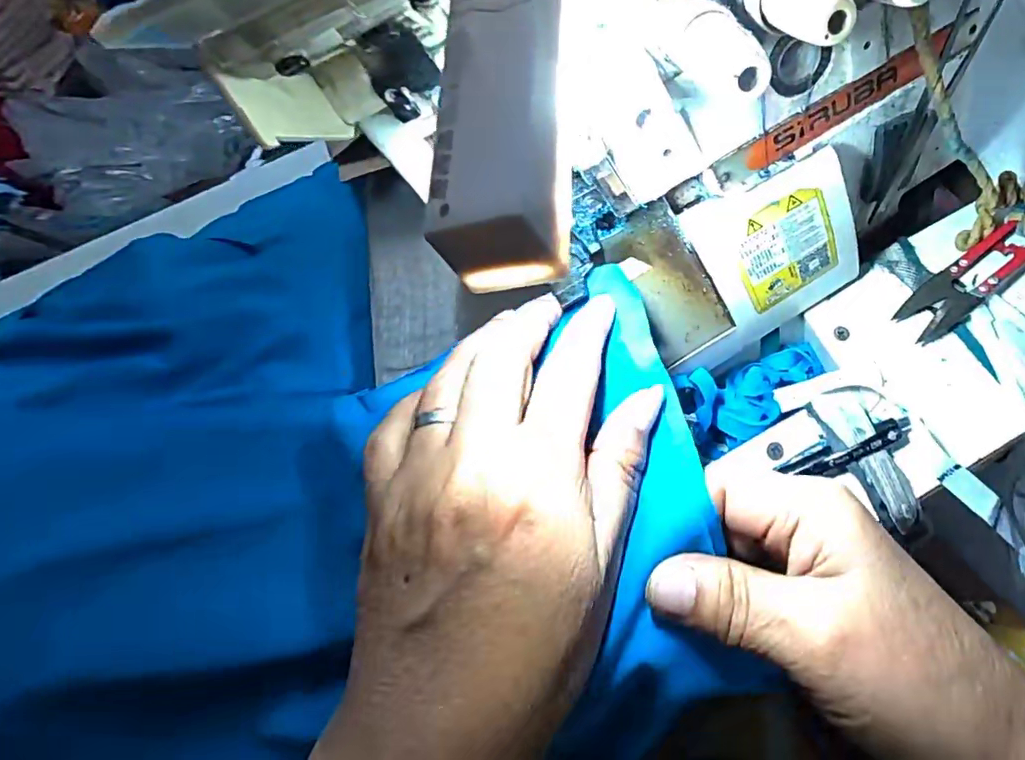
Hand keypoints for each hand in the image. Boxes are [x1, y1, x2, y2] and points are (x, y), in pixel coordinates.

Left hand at [316, 294, 664, 759]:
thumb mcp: (601, 566)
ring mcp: (416, 472)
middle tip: (552, 308)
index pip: (568, 374)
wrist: (433, 722)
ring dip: (482, 340)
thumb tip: (645, 400)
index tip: (602, 306)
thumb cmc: (537, 652)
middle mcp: (472, 458)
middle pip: (501, 356)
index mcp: (537, 478)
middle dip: (531, 319)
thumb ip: (620, 470)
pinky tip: (446, 387)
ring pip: (448, 373)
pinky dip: (427, 387)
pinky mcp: (379, 492)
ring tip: (508, 329)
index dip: (589, 330)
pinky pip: (397, 416)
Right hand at [645, 472, 1024, 759]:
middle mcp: (803, 522)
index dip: (673, 516)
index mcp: (809, 506)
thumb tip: (654, 577)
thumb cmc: (911, 678)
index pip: (720, 488)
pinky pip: (747, 592)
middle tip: (626, 591)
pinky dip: (718, 611)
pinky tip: (686, 633)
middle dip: (679, 556)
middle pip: (720, 522)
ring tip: (642, 612)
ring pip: (729, 560)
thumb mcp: (816, 636)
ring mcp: (805, 563)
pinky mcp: (805, 601)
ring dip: (695, 588)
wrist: (994, 745)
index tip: (625, 552)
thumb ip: (734, 600)